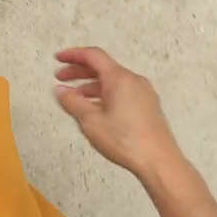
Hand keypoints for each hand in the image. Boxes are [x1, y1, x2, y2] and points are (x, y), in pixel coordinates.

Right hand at [52, 47, 184, 179]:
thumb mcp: (90, 121)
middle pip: (103, 67)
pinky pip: (122, 91)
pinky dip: (104, 93)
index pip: (93, 56)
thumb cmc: (123, 139)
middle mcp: (133, 80)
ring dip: (91, 84)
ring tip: (74, 96)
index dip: (73, 54)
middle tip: (59, 78)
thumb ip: (72, 102)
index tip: (57, 58)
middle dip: (79, 70)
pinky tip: (95, 108)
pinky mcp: (147, 105)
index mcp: (119, 78)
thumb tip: (59, 89)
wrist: (159, 161)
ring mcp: (143, 92)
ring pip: (112, 81)